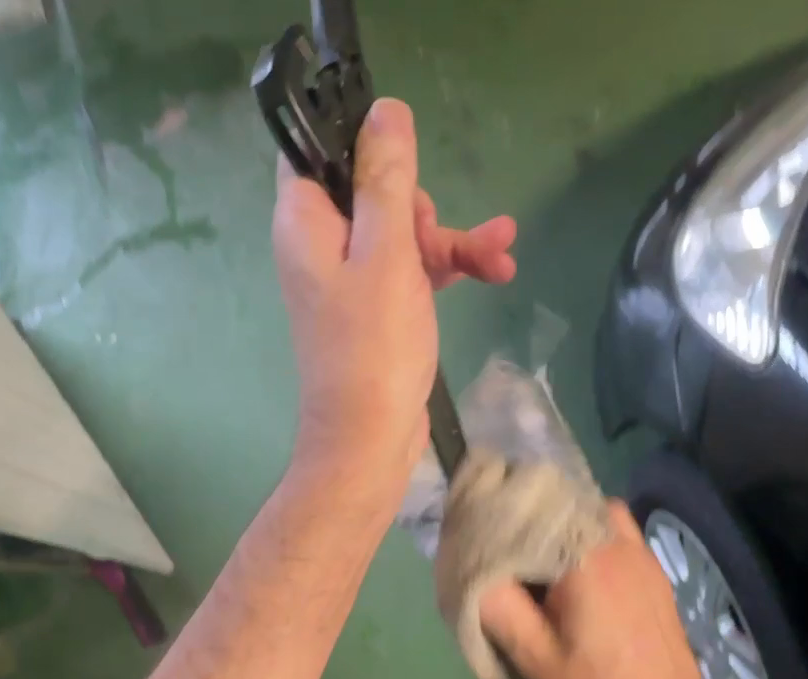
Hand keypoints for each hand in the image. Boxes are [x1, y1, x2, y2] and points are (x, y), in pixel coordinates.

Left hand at [271, 98, 515, 487]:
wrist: (370, 440)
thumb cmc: (372, 347)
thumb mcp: (386, 255)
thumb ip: (386, 181)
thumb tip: (386, 110)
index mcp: (305, 222)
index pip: (317, 151)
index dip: (361, 143)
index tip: (403, 159)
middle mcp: (322, 244)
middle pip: (373, 192)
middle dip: (418, 206)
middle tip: (431, 236)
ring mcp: (352, 279)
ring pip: (403, 233)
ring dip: (451, 238)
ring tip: (502, 249)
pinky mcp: (379, 308)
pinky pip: (414, 270)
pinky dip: (450, 267)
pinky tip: (497, 269)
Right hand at [479, 502, 749, 678]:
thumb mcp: (535, 659)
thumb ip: (499, 606)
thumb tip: (476, 566)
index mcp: (587, 558)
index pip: (533, 509)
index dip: (500, 515)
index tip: (476, 532)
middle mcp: (620, 544)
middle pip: (566, 501)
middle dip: (531, 516)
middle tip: (504, 548)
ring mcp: (644, 557)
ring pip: (594, 514)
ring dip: (565, 526)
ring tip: (539, 561)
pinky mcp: (656, 575)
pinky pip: (617, 535)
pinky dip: (590, 539)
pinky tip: (575, 577)